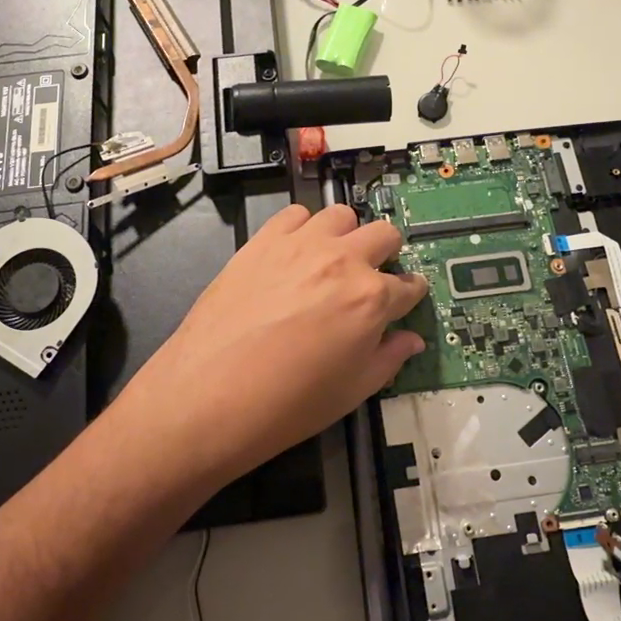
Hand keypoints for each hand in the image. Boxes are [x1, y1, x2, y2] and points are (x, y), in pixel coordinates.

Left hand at [112, 203, 428, 487]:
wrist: (210, 395)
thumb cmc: (288, 405)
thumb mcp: (352, 392)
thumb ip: (388, 359)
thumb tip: (410, 339)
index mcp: (372, 299)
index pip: (409, 286)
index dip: (410, 296)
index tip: (403, 303)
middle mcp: (343, 260)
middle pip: (384, 235)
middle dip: (386, 255)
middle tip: (371, 279)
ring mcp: (300, 245)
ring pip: (341, 216)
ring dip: (346, 235)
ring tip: (332, 261)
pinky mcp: (262, 240)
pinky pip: (294, 215)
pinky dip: (303, 229)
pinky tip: (294, 254)